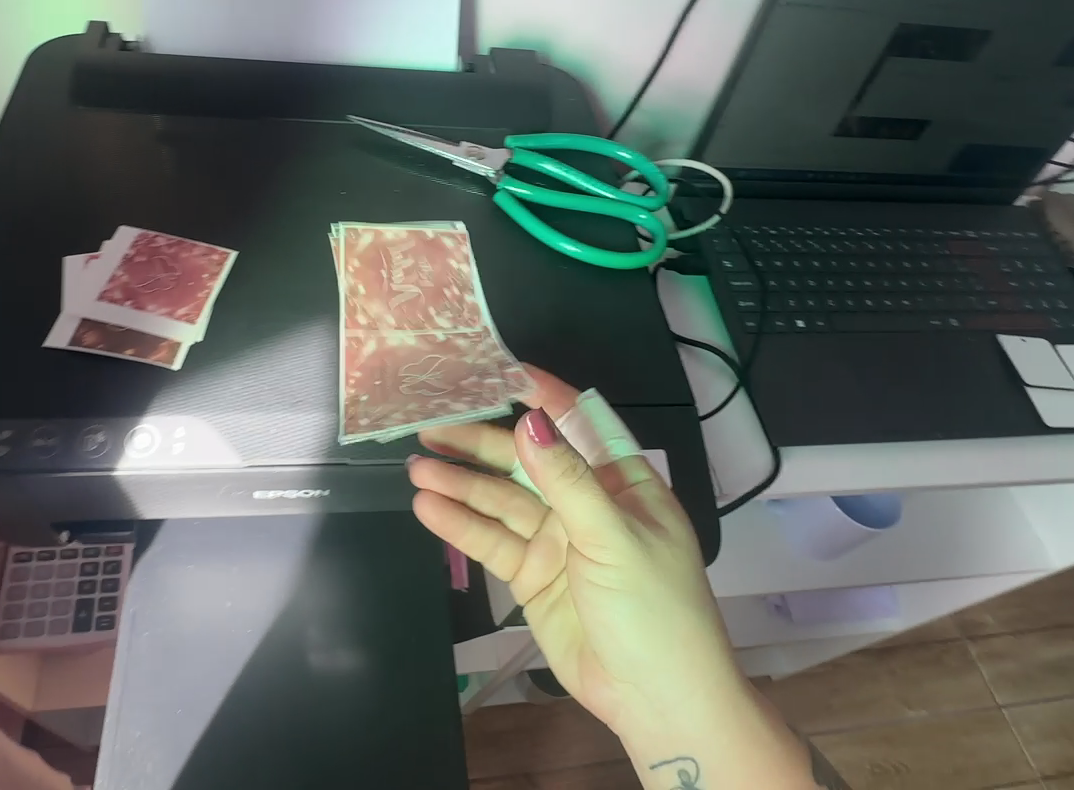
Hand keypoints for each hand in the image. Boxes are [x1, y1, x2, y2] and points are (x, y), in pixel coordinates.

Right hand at [405, 367, 738, 737]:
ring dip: (460, 484)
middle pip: (526, 461)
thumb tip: (531, 417)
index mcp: (621, 481)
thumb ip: (567, 477)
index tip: (498, 372)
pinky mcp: (531, 574)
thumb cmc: (654, 608)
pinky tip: (428, 507)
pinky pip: (491, 541)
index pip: (577, 423)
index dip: (540, 396)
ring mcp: (555, 538)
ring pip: (500, 500)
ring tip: (417, 466)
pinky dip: (460, 524)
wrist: (656, 702)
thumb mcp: (612, 535)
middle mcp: (585, 502)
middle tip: (431, 425)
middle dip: (480, 444)